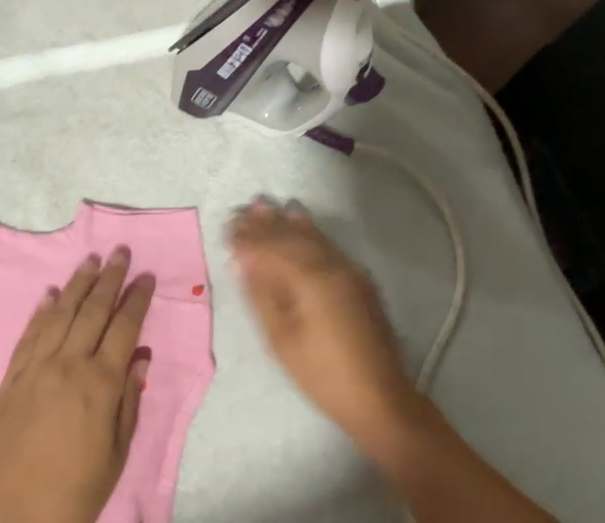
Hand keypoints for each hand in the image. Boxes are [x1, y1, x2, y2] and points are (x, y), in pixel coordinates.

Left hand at [0, 248, 154, 522]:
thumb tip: (142, 356)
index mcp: (100, 383)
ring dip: (77, 284)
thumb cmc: (78, 487)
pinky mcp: (11, 378)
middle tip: (121, 251)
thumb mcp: (118, 450)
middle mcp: (68, 365)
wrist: (18, 515)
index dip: (137, 299)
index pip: (124, 327)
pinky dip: (41, 311)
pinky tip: (51, 294)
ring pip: (59, 314)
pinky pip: (28, 335)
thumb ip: (129, 399)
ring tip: (90, 260)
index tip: (147, 276)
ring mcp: (35, 369)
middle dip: (110, 278)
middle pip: (93, 310)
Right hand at [227, 201, 418, 446]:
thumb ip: (261, 294)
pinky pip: (328, 244)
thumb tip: (242, 260)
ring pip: (312, 235)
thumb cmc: (322, 374)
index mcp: (310, 278)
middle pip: (291, 235)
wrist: (380, 397)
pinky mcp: (359, 277)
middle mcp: (331, 264)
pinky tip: (298, 221)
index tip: (225, 230)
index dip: (246, 238)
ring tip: (263, 207)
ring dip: (285, 221)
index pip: (270, 247)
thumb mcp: (281, 339)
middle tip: (239, 212)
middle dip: (263, 223)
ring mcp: (349, 268)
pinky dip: (308, 230)